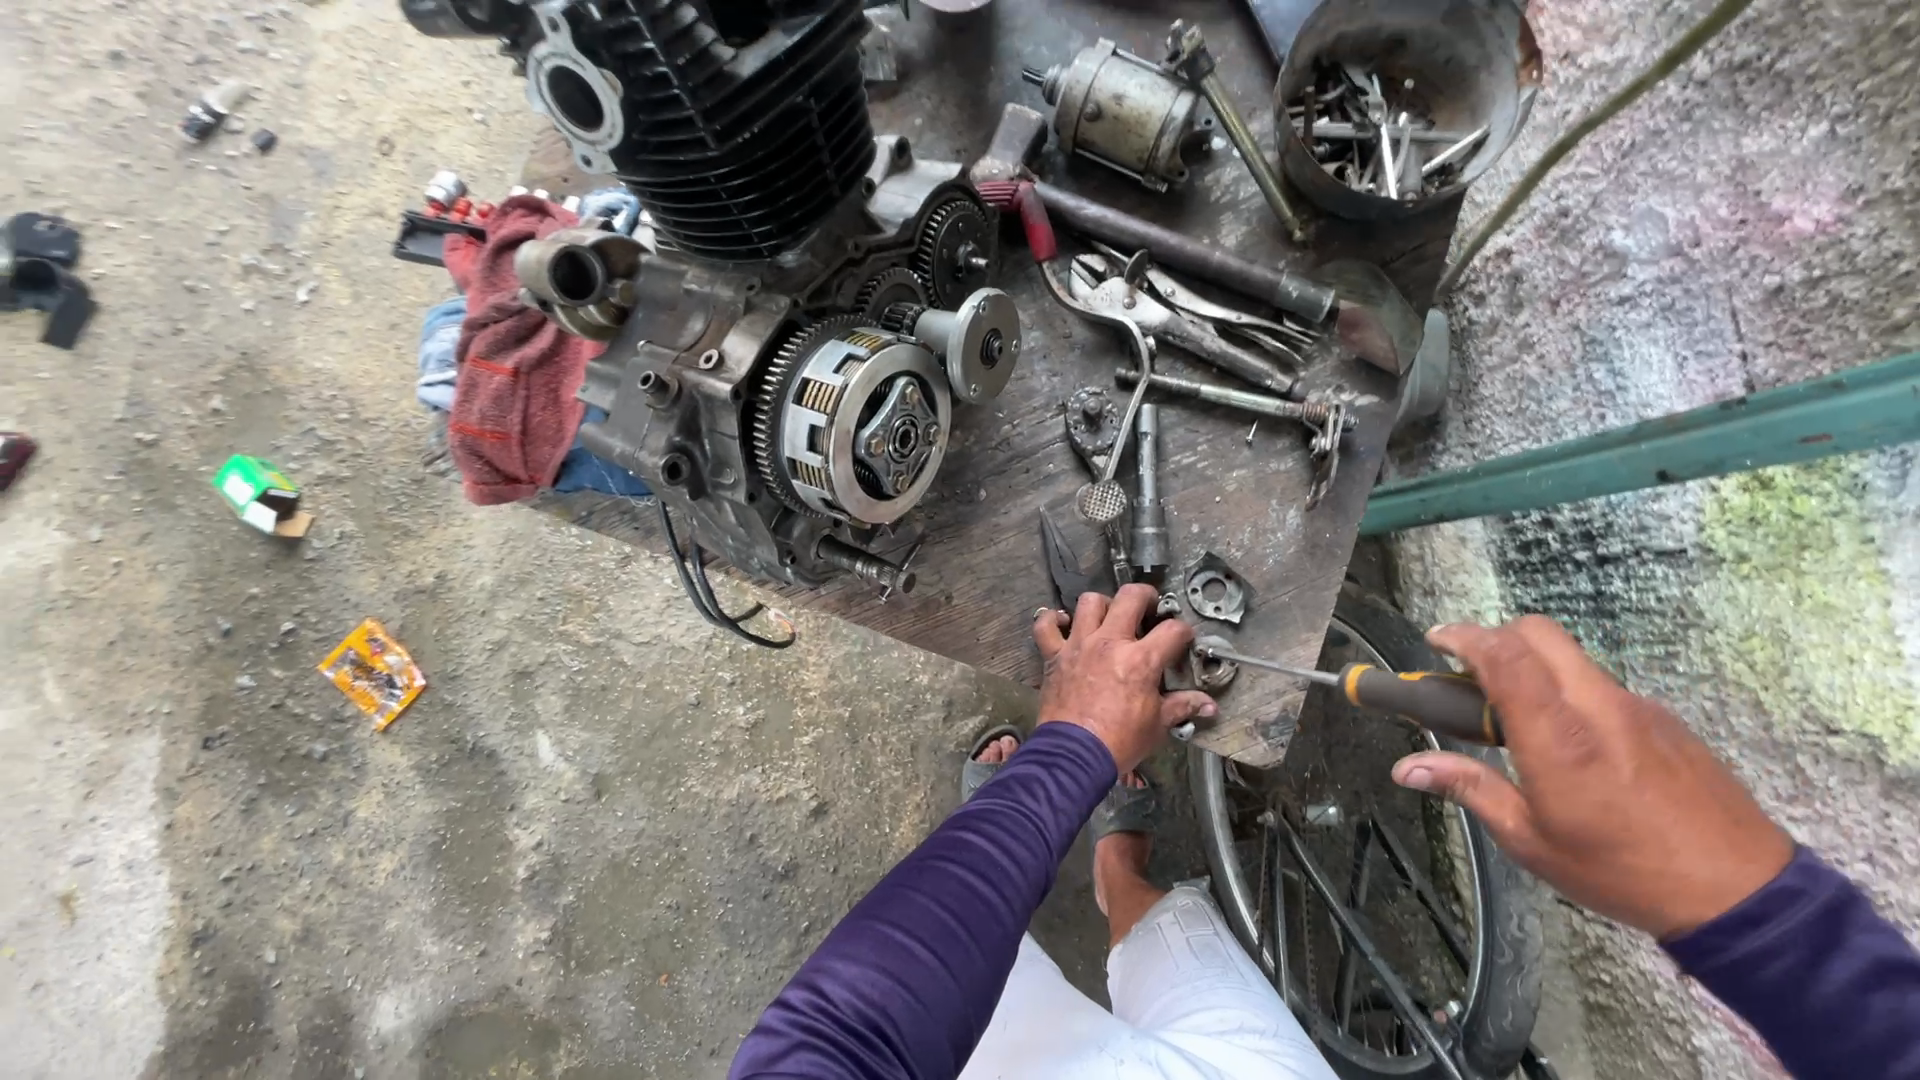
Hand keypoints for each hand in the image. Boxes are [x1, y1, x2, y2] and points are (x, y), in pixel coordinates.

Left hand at [1033, 584, 1215, 772]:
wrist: (1074, 755)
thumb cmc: (1118, 742)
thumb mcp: (1157, 725)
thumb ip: (1181, 707)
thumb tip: (1208, 705)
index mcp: (1140, 660)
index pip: (1172, 630)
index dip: (1183, 631)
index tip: (1182, 638)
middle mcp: (1109, 643)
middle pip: (1130, 597)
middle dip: (1146, 596)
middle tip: (1150, 607)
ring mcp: (1079, 645)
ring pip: (1089, 602)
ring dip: (1102, 604)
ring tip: (1109, 616)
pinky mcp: (1054, 655)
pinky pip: (1046, 625)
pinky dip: (1052, 620)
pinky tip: (1064, 623)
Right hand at [1391, 617, 1792, 939]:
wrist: (1743, 895)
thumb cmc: (1620, 870)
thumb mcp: (1529, 839)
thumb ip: (1468, 788)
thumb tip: (1404, 769)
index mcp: (1557, 736)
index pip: (1505, 655)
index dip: (1463, 636)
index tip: (1435, 641)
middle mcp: (1597, 707)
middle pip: (1538, 633)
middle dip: (1494, 637)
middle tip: (1469, 672)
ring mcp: (1637, 708)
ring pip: (1570, 657)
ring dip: (1531, 665)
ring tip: (1516, 717)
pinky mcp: (1664, 719)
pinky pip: (1601, 685)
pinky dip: (1568, 691)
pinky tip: (1573, 744)